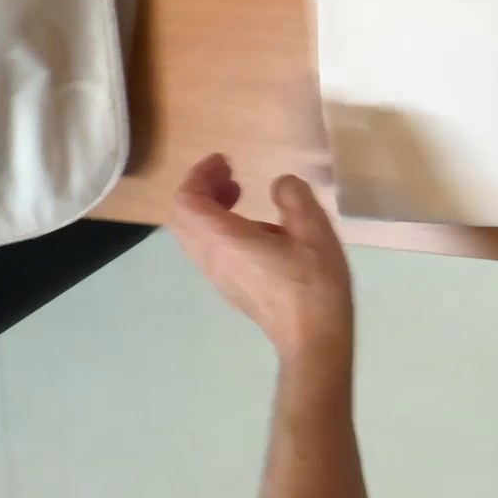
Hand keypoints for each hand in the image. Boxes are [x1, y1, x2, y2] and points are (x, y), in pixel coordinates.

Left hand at [169, 153, 353, 364]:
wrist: (313, 336)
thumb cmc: (314, 281)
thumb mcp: (314, 229)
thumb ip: (293, 197)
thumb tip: (279, 184)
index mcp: (225, 240)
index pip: (187, 201)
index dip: (199, 175)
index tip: (225, 160)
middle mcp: (212, 258)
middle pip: (182, 218)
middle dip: (200, 189)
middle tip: (231, 173)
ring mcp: (219, 276)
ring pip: (193, 235)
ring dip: (208, 208)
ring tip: (242, 194)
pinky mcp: (232, 287)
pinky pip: (208, 249)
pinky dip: (219, 226)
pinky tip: (257, 227)